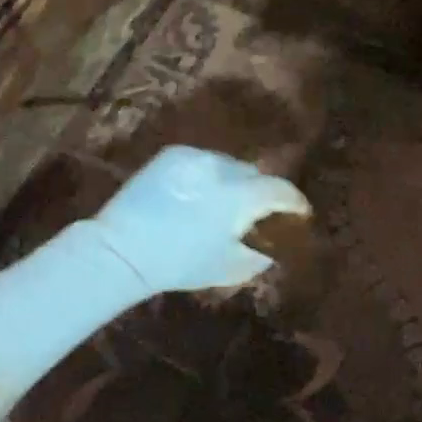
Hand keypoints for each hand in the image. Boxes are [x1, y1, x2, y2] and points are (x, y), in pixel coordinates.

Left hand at [89, 145, 310, 292]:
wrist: (123, 248)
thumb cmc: (180, 264)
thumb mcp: (228, 267)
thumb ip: (258, 255)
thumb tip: (270, 247)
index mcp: (240, 196)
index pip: (281, 190)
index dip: (295, 203)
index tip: (298, 213)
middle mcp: (221, 168)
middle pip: (253, 175)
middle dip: (258, 192)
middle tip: (254, 212)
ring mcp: (195, 157)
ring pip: (226, 166)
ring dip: (230, 181)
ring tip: (220, 203)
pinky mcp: (171, 154)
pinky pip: (200, 162)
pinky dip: (205, 176)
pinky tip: (195, 195)